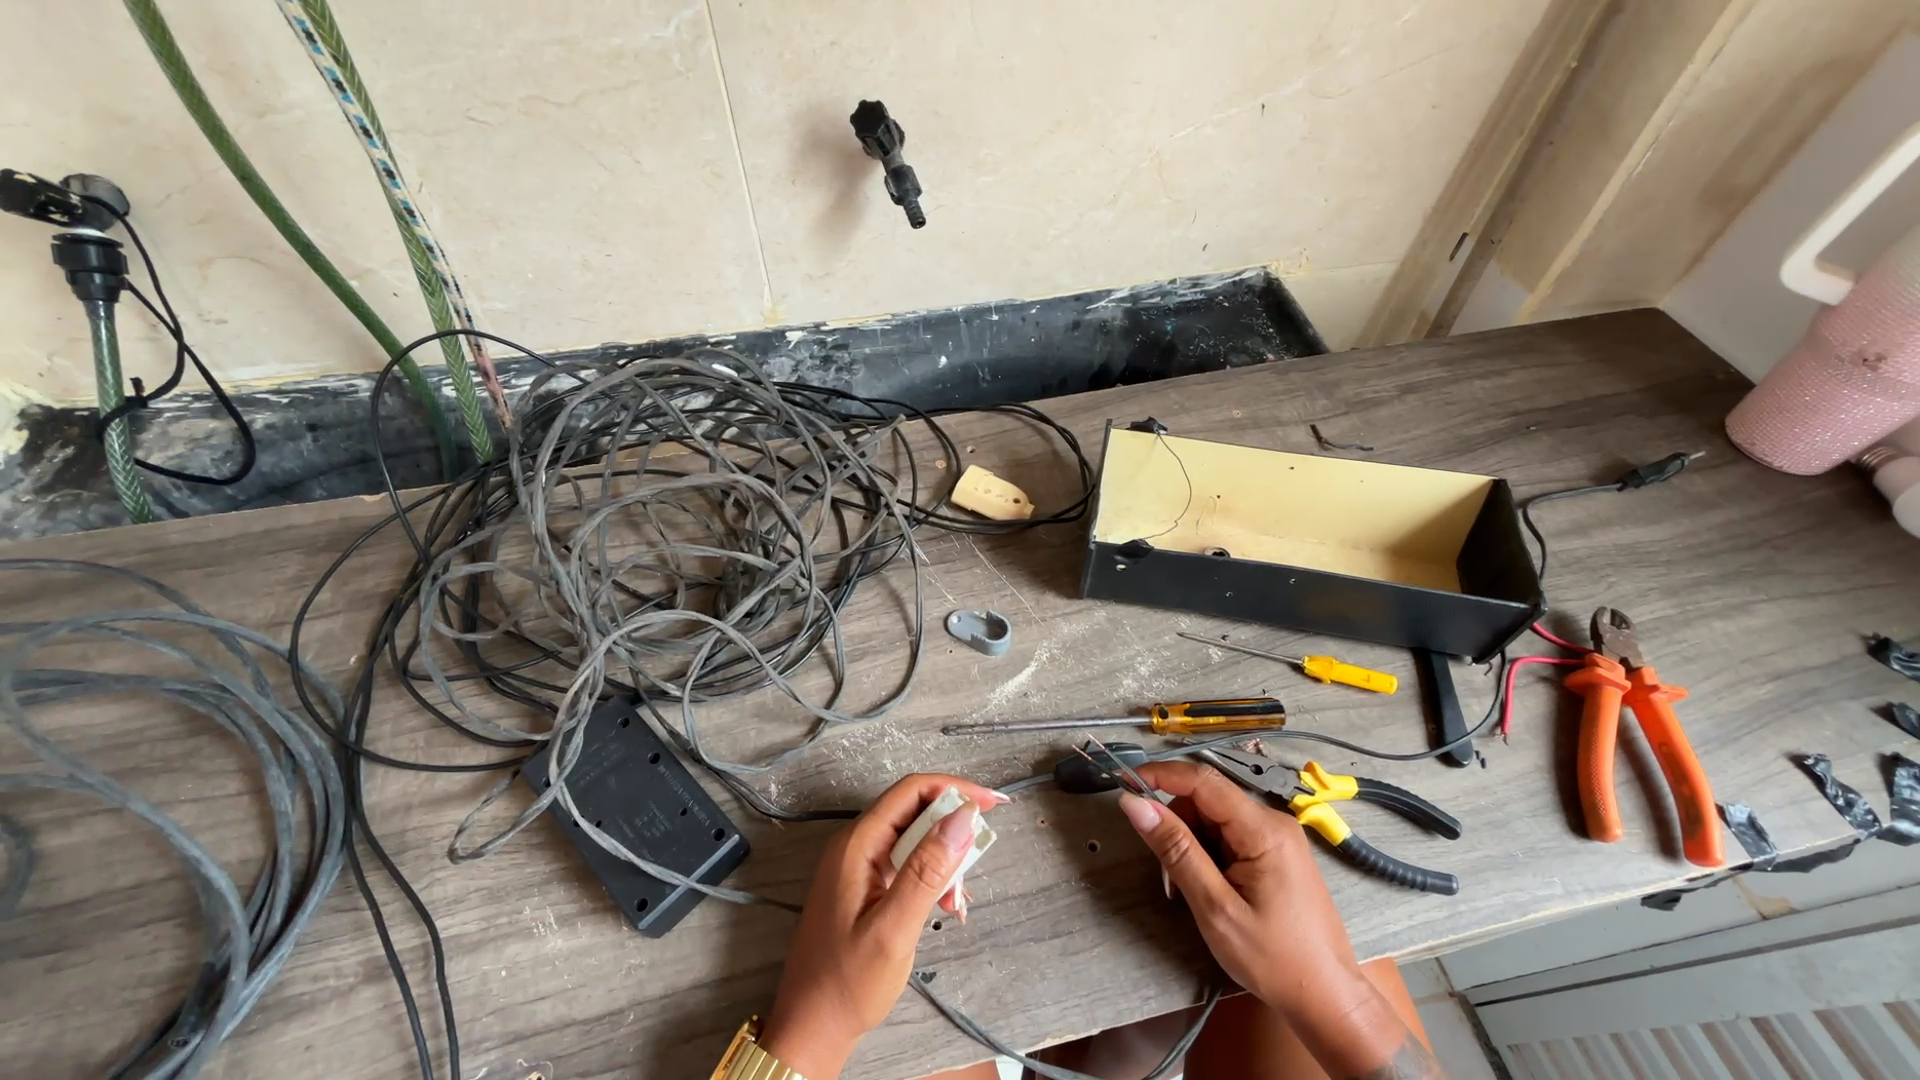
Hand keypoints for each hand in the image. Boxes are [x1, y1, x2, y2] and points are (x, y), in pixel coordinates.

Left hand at [761, 774, 1007, 1078]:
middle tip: (980, 858)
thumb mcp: (893, 928)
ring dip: (944, 860)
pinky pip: (906, 864)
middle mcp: (856, 845)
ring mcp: (859, 866)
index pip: (910, 791)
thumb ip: (927, 870)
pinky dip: (931, 878)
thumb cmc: (848, 983)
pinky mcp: (865, 886)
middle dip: (952, 829)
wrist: (811, 1028)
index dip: (954, 788)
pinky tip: (945, 908)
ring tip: (958, 900)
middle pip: (914, 811)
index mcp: (856, 844)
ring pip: (914, 839)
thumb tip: (964, 815)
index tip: (993, 804)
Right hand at [1119, 761, 1372, 1021]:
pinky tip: (1211, 888)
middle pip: (1207, 799)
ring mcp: (1278, 837)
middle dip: (1177, 824)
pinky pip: (1230, 835)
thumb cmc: (1273, 958)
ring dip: (1192, 843)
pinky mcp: (1276, 853)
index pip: (1203, 780)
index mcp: (1263, 829)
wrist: (1327, 998)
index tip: (1123, 784)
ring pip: (1215, 818)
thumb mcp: (1215, 907)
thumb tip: (1134, 804)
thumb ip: (1175, 850)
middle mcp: (1273, 822)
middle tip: (1167, 873)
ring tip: (1193, 891)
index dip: (1160, 775)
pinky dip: (1209, 853)